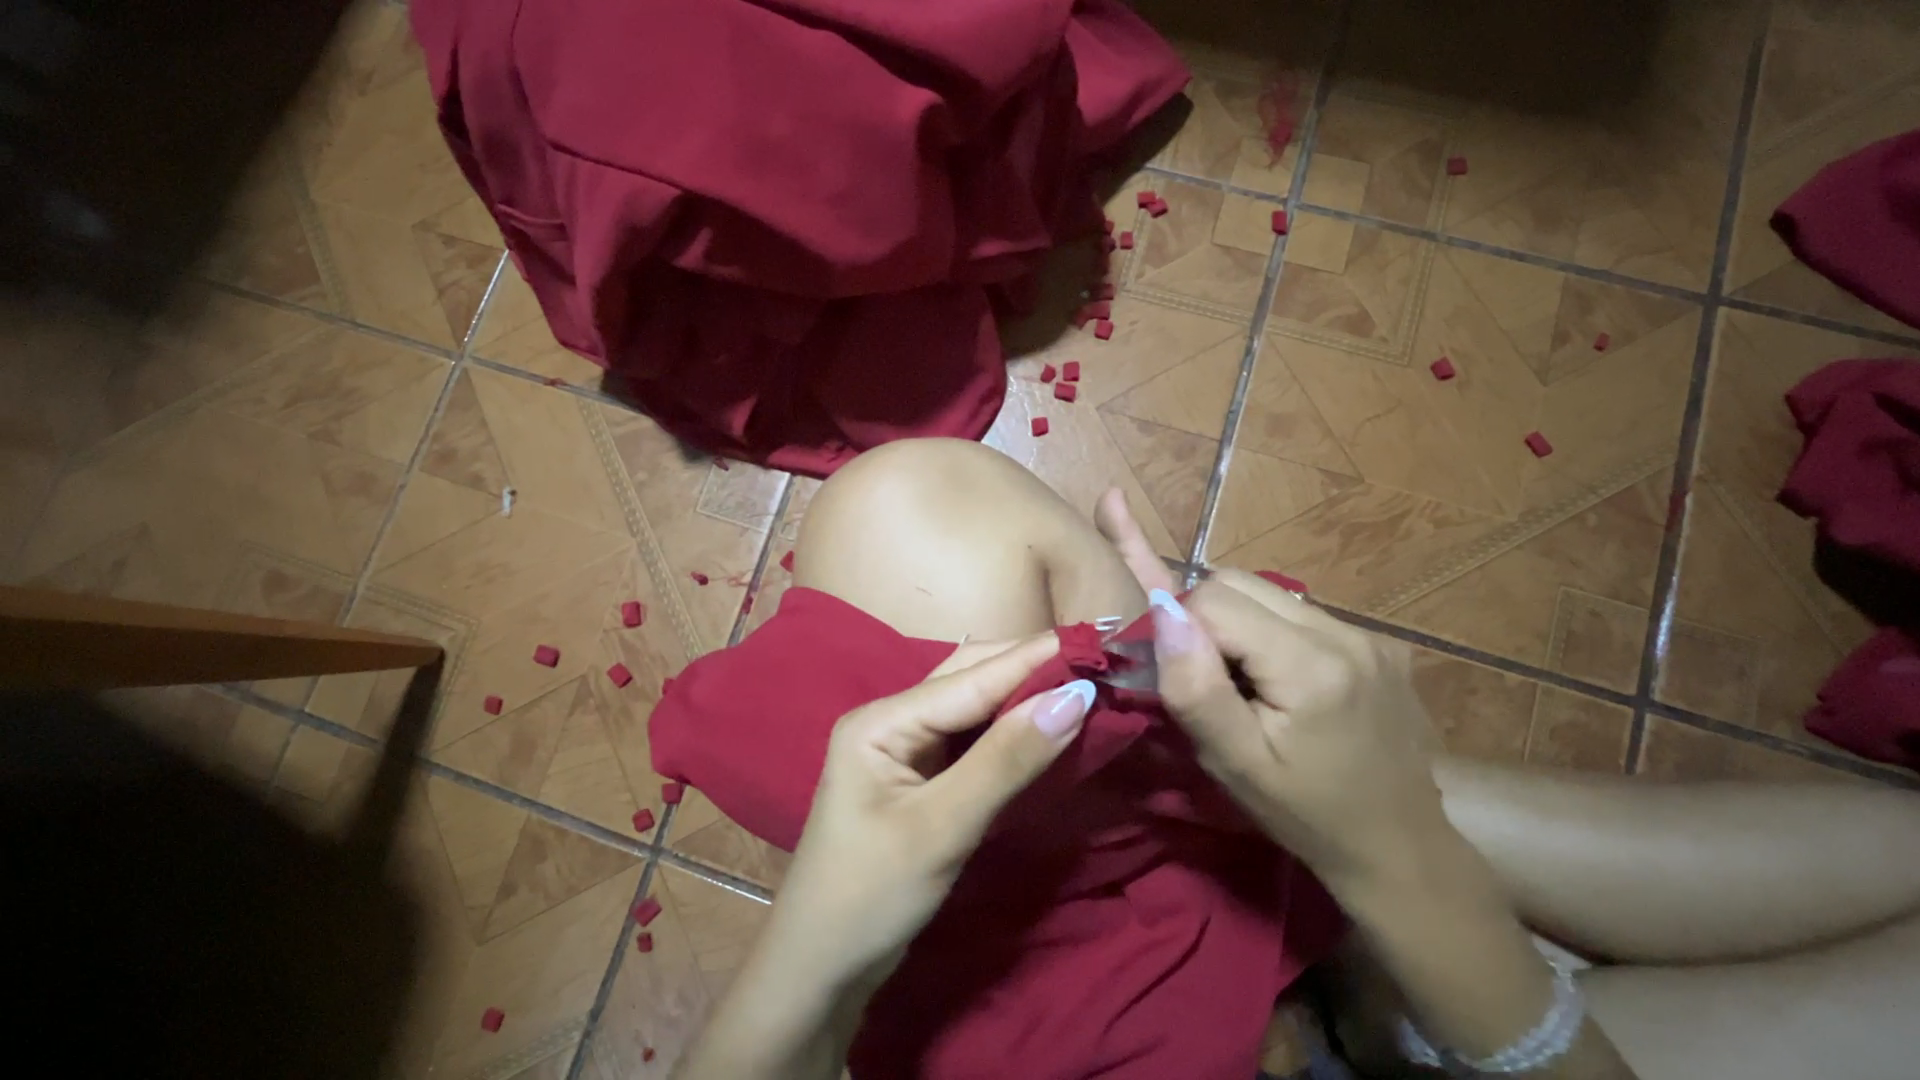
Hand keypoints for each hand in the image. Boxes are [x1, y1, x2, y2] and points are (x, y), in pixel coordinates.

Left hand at [764, 633, 1095, 986]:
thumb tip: (1074, 697)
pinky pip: (973, 739)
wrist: (821, 969)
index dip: (1037, 659)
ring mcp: (905, 750)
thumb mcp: (942, 827)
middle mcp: (892, 720)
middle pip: (970, 678)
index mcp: (882, 720)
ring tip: (1085, 686)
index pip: (972, 677)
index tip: (1100, 643)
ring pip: (974, 706)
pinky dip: (1011, 730)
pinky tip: (1045, 727)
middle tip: (1100, 665)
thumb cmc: (871, 897)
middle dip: (1031, 669)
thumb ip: (1007, 760)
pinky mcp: (921, 779)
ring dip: (1024, 696)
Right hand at [1146, 570, 1445, 891]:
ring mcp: (1369, 634)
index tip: (1194, 684)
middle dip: (1209, 622)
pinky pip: (1302, 613)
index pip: (1213, 599)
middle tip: (1216, 684)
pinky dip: (1275, 635)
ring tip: (1251, 687)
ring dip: (1242, 627)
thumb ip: (1195, 686)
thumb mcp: (1234, 763)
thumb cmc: (1304, 813)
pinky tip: (1288, 687)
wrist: (1398, 846)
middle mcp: (1344, 631)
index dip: (1186, 634)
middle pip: (1240, 582)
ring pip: (1270, 593)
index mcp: (1309, 663)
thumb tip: (1163, 611)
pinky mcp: (1380, 642)